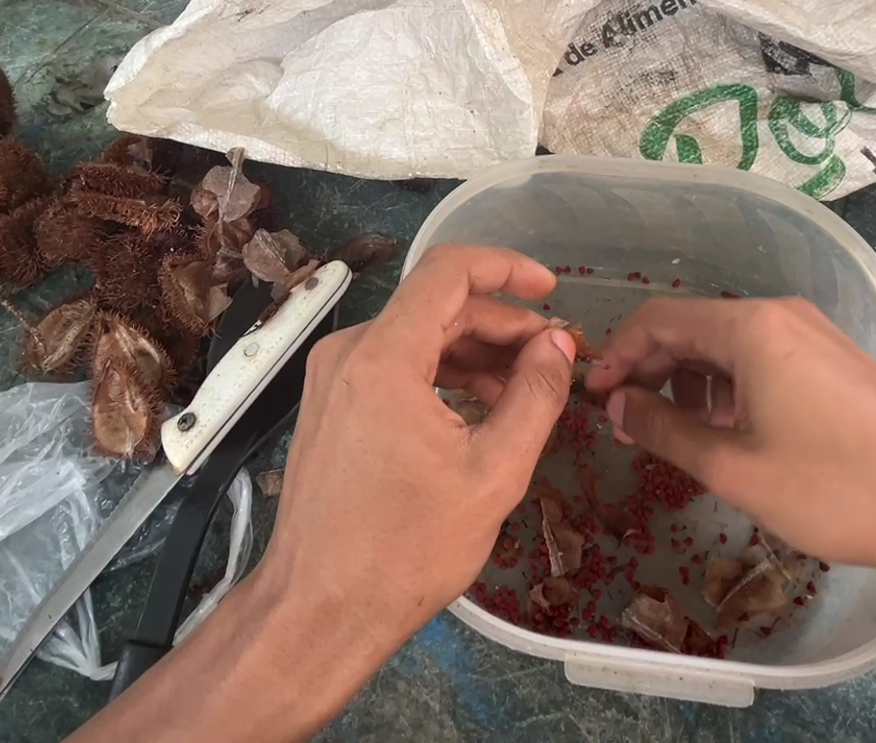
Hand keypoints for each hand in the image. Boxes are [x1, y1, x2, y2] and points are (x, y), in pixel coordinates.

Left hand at [260, 244, 577, 650]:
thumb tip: (558, 343)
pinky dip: (441, 372)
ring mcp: (334, 374)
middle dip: (501, 322)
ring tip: (525, 384)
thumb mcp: (493, 472)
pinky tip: (480, 403)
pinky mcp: (332, 399)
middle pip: (437, 305)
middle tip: (553, 355)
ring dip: (474, 349)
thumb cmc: (406, 549)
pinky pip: (395, 363)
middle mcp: (350, 350)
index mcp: (384, 356)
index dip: (506, 266)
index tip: (550, 288)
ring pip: (417, 334)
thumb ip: (535, 395)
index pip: (448, 270)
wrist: (317, 609)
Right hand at [583, 295, 875, 584]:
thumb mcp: (734, 469)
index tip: (594, 397)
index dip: (616, 355)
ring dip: (686, 380)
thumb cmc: (838, 490)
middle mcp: (778, 313)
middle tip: (627, 420)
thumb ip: (663, 429)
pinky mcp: (832, 356)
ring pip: (724, 343)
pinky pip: (759, 356)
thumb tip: (617, 403)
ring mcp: (811, 331)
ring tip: (676, 431)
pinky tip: (728, 427)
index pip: (656, 319)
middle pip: (689, 327)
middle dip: (649, 369)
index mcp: (749, 326)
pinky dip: (726, 384)